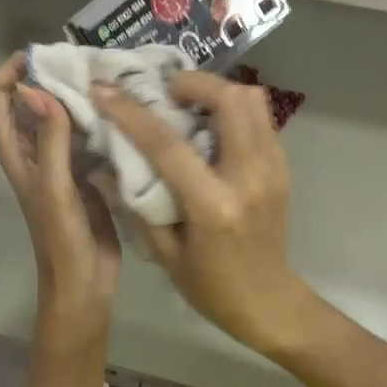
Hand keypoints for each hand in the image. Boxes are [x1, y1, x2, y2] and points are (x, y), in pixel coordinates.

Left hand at [0, 54, 120, 329]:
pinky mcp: (92, 175)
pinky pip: (94, 138)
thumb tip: (36, 87)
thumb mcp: (54, 188)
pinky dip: (105, 121)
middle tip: (92, 60)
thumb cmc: (62, 240)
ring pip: (68, 117)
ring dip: (83, 97)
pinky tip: (129, 110)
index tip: (46, 55)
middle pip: (36, 101)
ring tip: (114, 77)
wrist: (85, 284)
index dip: (14, 71)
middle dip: (56, 76)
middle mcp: (38, 153)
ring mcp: (65, 163)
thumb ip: (49, 140)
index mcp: (18, 154)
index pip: (0, 98)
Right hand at [90, 71, 316, 352]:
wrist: (269, 304)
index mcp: (214, 206)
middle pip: (229, 100)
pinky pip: (260, 119)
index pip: (168, 144)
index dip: (131, 113)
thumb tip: (108, 162)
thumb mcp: (165, 254)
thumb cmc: (211, 288)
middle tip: (163, 92)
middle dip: (192, 83)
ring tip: (186, 103)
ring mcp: (273, 169)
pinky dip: (232, 109)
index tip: (104, 90)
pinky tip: (208, 126)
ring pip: (252, 100)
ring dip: (216, 91)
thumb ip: (138, 205)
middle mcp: (250, 177)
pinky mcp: (282, 168)